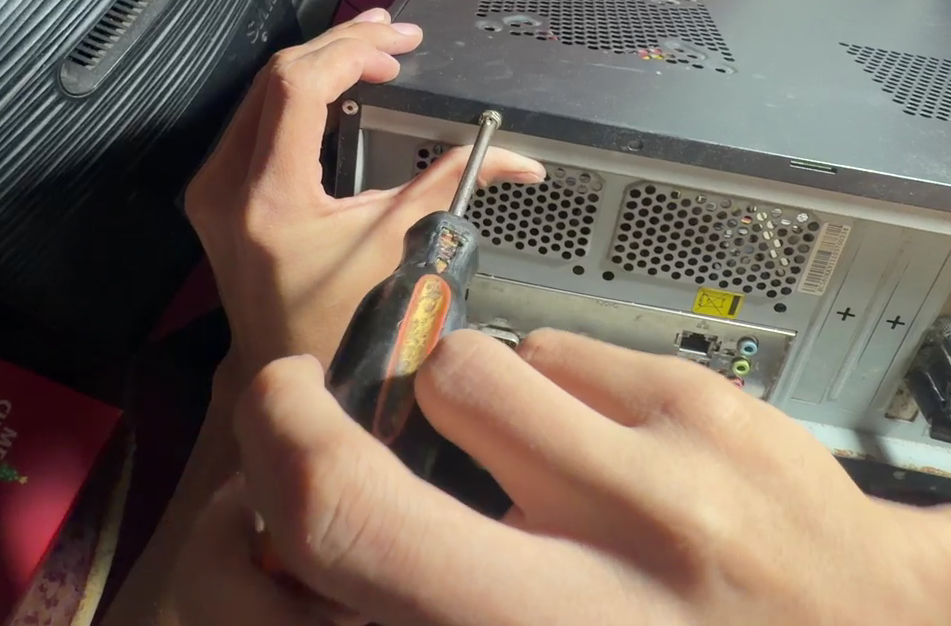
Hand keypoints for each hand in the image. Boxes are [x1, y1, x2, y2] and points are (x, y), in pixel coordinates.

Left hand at [184, 9, 543, 376]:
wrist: (276, 362)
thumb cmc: (337, 322)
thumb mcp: (398, 248)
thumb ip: (451, 187)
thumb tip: (518, 160)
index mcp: (271, 200)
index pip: (297, 89)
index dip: (350, 52)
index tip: (398, 49)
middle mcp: (227, 184)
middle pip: (277, 76)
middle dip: (343, 44)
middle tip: (397, 36)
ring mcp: (213, 181)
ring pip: (263, 87)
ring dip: (322, 58)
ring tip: (375, 44)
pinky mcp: (217, 182)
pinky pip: (258, 110)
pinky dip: (302, 85)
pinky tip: (339, 76)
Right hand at [202, 329, 950, 625]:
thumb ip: (451, 595)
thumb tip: (326, 556)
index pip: (345, 566)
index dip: (248, 528)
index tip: (246, 493)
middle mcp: (592, 601)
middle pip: (354, 492)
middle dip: (288, 427)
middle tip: (288, 406)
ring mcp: (658, 488)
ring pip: (467, 370)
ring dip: (457, 390)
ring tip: (508, 438)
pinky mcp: (704, 404)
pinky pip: (561, 349)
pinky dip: (552, 381)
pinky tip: (601, 435)